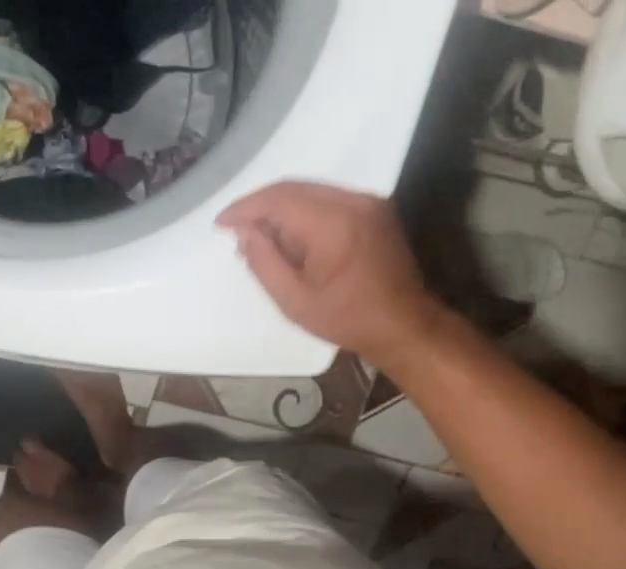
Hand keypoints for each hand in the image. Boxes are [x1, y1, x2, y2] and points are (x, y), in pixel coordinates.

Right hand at [217, 181, 446, 360]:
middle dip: (261, 207)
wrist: (404, 324)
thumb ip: (265, 262)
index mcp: (331, 223)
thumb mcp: (295, 301)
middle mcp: (352, 201)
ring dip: (282, 210)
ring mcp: (367, 202)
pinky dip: (304, 214)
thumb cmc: (347, 319)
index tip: (221, 224)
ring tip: (261, 240)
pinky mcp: (374, 210)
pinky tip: (291, 239)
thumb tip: (244, 233)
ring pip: (311, 192)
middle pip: (294, 188)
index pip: (278, 199)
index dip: (245, 208)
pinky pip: (329, 200)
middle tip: (237, 233)